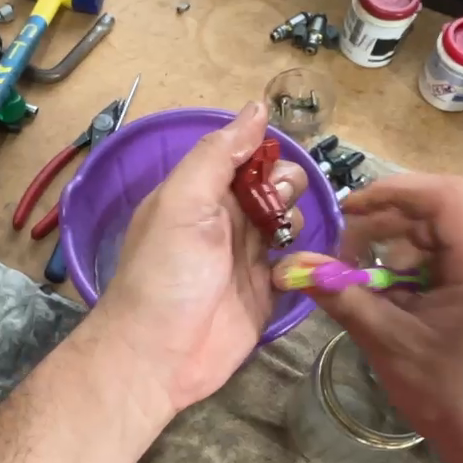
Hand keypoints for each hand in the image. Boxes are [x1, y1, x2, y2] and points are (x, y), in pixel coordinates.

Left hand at [89, 102, 305, 412]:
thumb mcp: (183, 201)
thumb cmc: (166, 273)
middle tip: (274, 210)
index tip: (275, 164)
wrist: (159, 355)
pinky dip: (303, 261)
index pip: (244, 156)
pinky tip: (291, 270)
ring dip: (296, 224)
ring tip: (281, 244)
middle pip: (274, 186)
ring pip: (289, 222)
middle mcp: (225, 220)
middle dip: (286, 188)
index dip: (265, 153)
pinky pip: (296, 263)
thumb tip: (257, 108)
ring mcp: (247, 257)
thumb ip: (218, 155)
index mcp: (200, 193)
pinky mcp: (265, 292)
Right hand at [290, 174, 462, 462]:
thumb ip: (340, 297)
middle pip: (436, 213)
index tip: (348, 211)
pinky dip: (404, 274)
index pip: (443, 196)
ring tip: (360, 279)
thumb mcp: (387, 341)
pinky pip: (437, 266)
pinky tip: (382, 299)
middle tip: (345, 252)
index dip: (392, 192)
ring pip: (433, 239)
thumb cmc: (448, 393)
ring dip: (391, 250)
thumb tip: (291, 268)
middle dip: (385, 224)